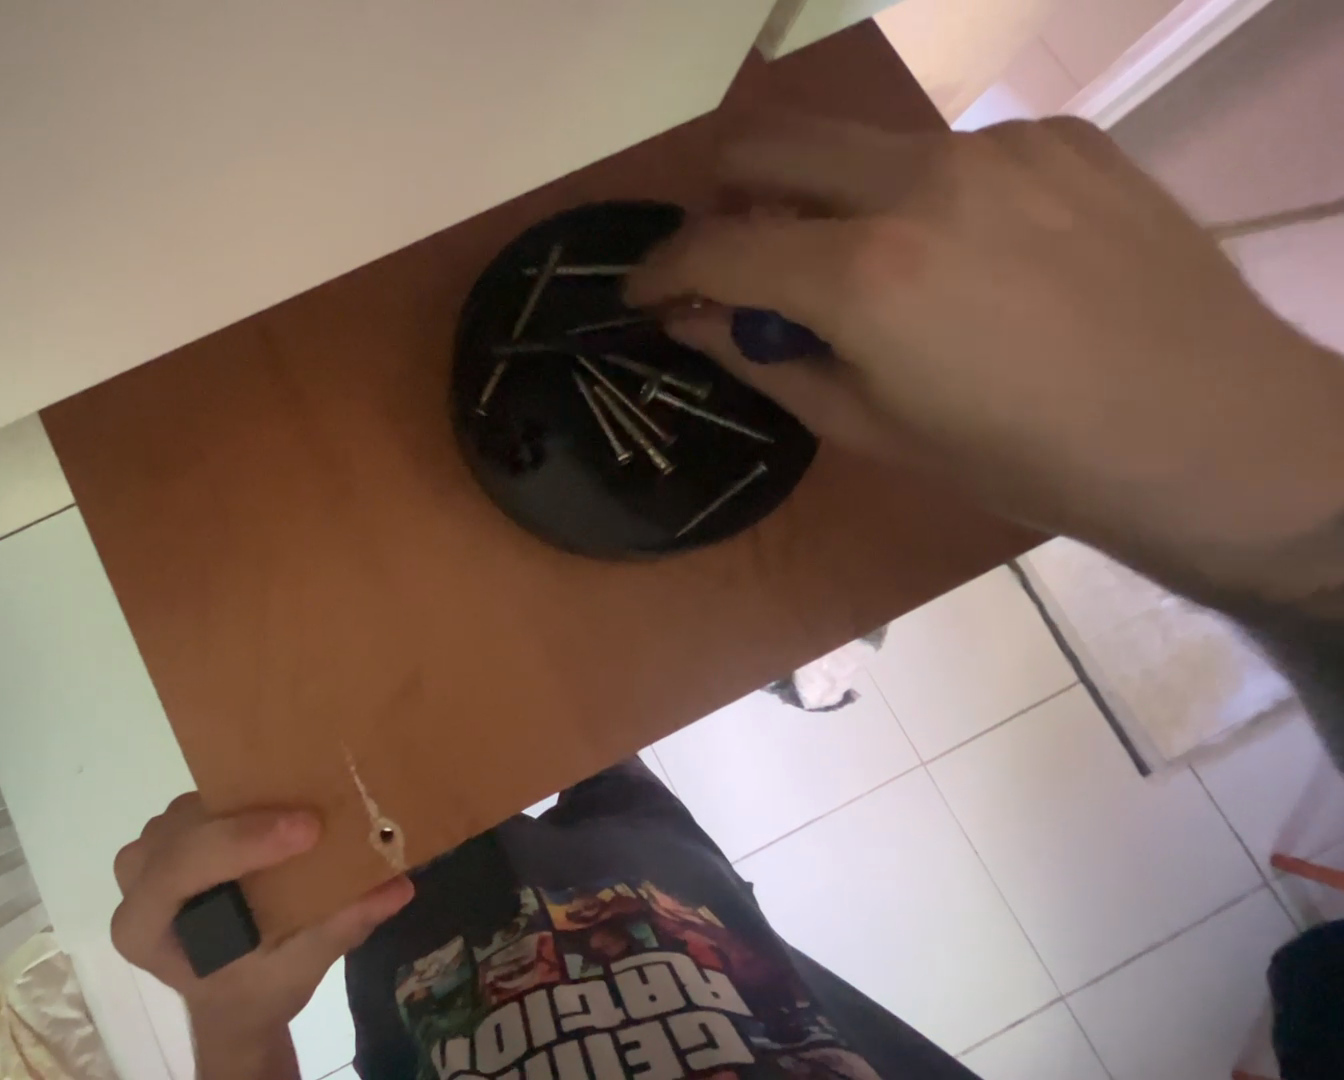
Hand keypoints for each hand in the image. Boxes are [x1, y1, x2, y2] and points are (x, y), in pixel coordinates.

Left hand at [111, 794, 412, 1074]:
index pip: (179, 871)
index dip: (238, 843)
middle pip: (186, 830)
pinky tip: (282, 793)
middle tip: (315, 815)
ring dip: (246, 802)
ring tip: (302, 800)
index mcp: (142, 927)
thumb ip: (340, 927)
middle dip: (248, 819)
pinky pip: (202, 797)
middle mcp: (136, 881)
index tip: (305, 830)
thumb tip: (399, 885)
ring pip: (194, 806)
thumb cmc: (255, 988)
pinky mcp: (176, 829)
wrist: (233, 996)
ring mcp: (151, 849)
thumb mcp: (297, 970)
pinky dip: (243, 794)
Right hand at [627, 113, 1343, 603]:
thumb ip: (761, 357)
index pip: (716, 245)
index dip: (659, 268)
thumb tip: (690, 319)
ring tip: (846, 265)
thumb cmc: (1010, 455)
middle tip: (720, 251)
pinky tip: (947, 252)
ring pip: (851, 145)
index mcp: (862, 273)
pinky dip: (904, 196)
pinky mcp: (1057, 136)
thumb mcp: (859, 422)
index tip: (640, 290)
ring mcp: (995, 146)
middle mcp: (918, 182)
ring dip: (814, 197)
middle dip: (716, 194)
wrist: (1207, 430)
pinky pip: (937, 153)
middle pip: (767, 141)